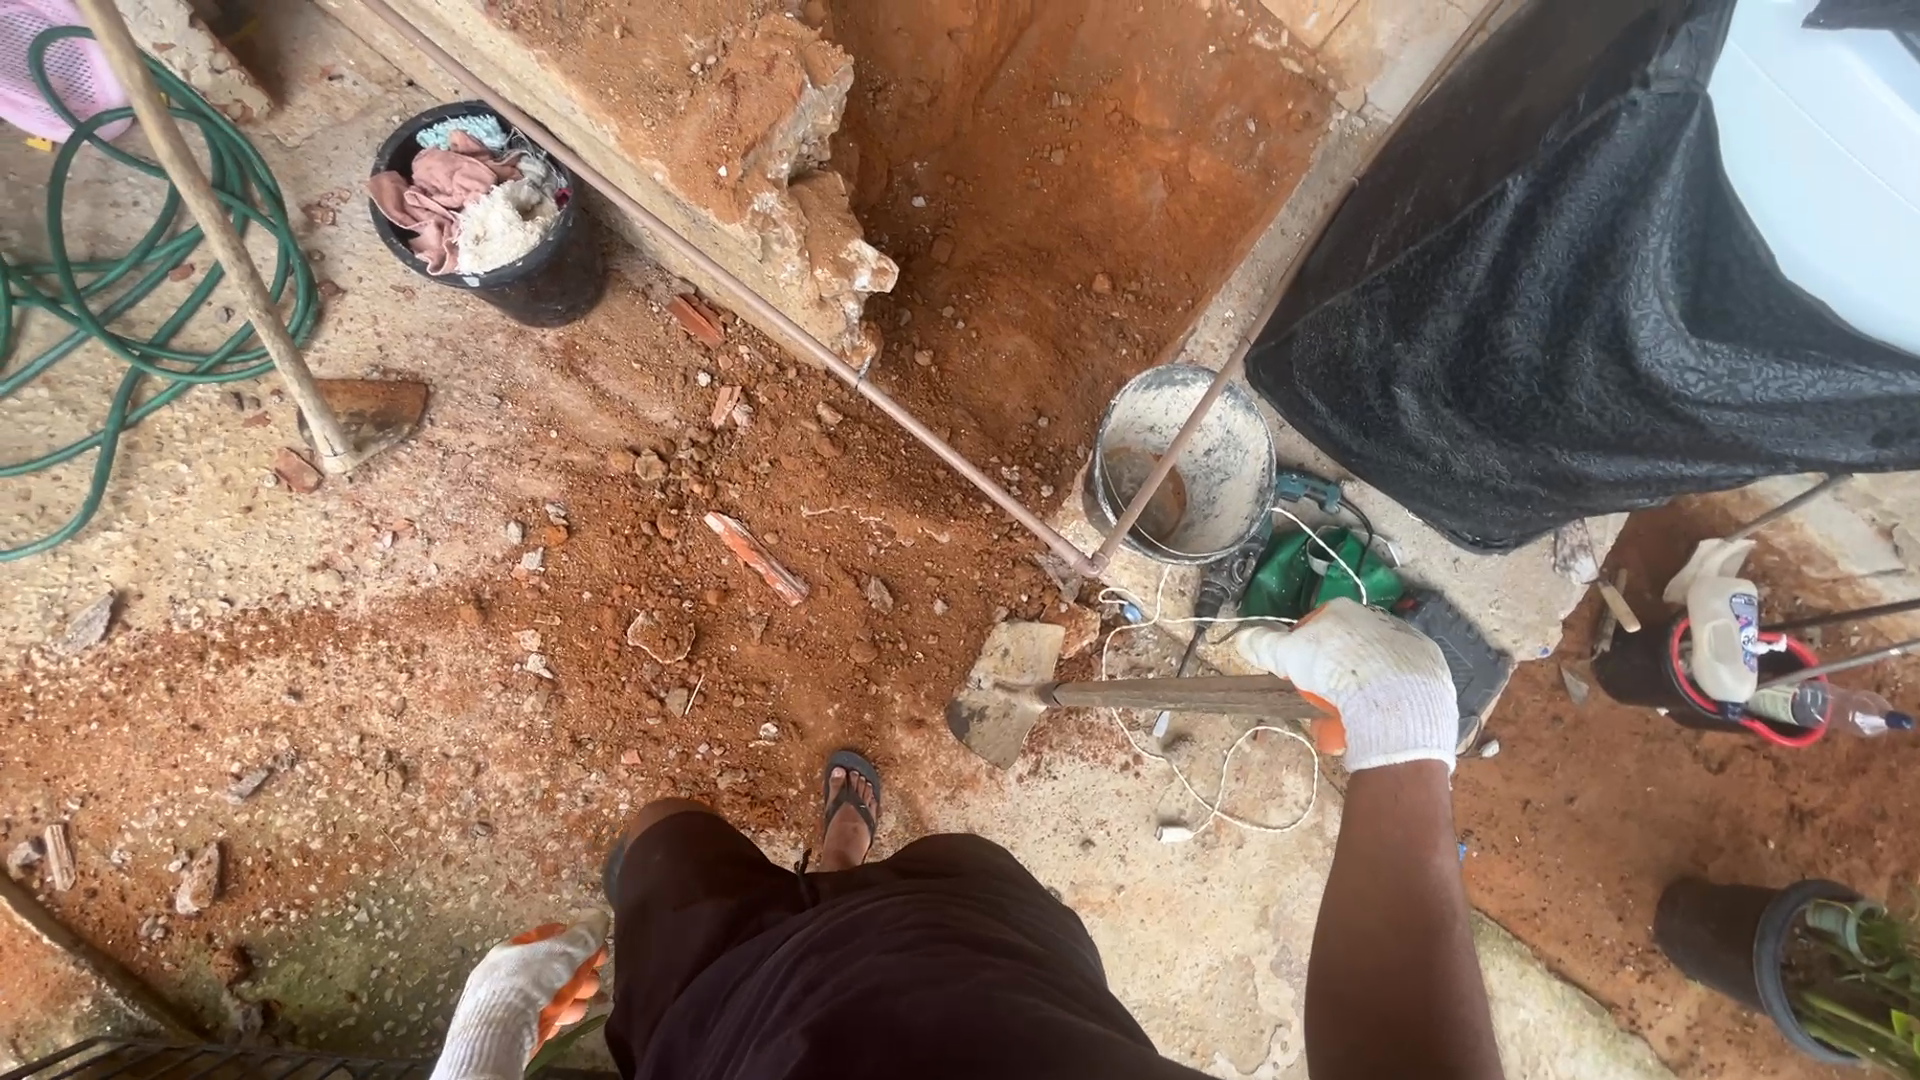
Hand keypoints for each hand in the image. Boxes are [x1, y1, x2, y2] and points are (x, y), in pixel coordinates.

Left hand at [430, 912, 609, 1079]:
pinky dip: (555, 1017)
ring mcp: (506, 1003)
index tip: (600, 952)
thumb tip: (597, 916)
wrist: (498, 1037)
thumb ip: (586, 932)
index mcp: (515, 949)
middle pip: (556, 967)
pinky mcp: (509, 1030)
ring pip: (551, 994)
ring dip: (573, 997)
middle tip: (593, 982)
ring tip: (580, 1006)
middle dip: (582, 973)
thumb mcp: (566, 949)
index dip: (581, 941)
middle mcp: (508, 974)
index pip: (553, 936)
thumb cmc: (532, 983)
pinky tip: (562, 1020)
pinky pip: (540, 1017)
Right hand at [1235, 597, 1459, 771]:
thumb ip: (1261, 644)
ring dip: (1357, 693)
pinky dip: (1387, 699)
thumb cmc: (1334, 671)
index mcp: (1342, 611)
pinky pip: (1401, 683)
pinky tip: (1376, 718)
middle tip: (1321, 703)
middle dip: (1330, 677)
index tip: (1300, 675)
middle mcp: (1376, 619)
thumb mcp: (1285, 657)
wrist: (1392, 701)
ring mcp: (1406, 641)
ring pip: (1373, 668)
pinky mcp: (1431, 666)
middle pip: (1344, 649)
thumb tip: (1242, 636)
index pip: (1314, 627)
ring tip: (1345, 724)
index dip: (1303, 653)